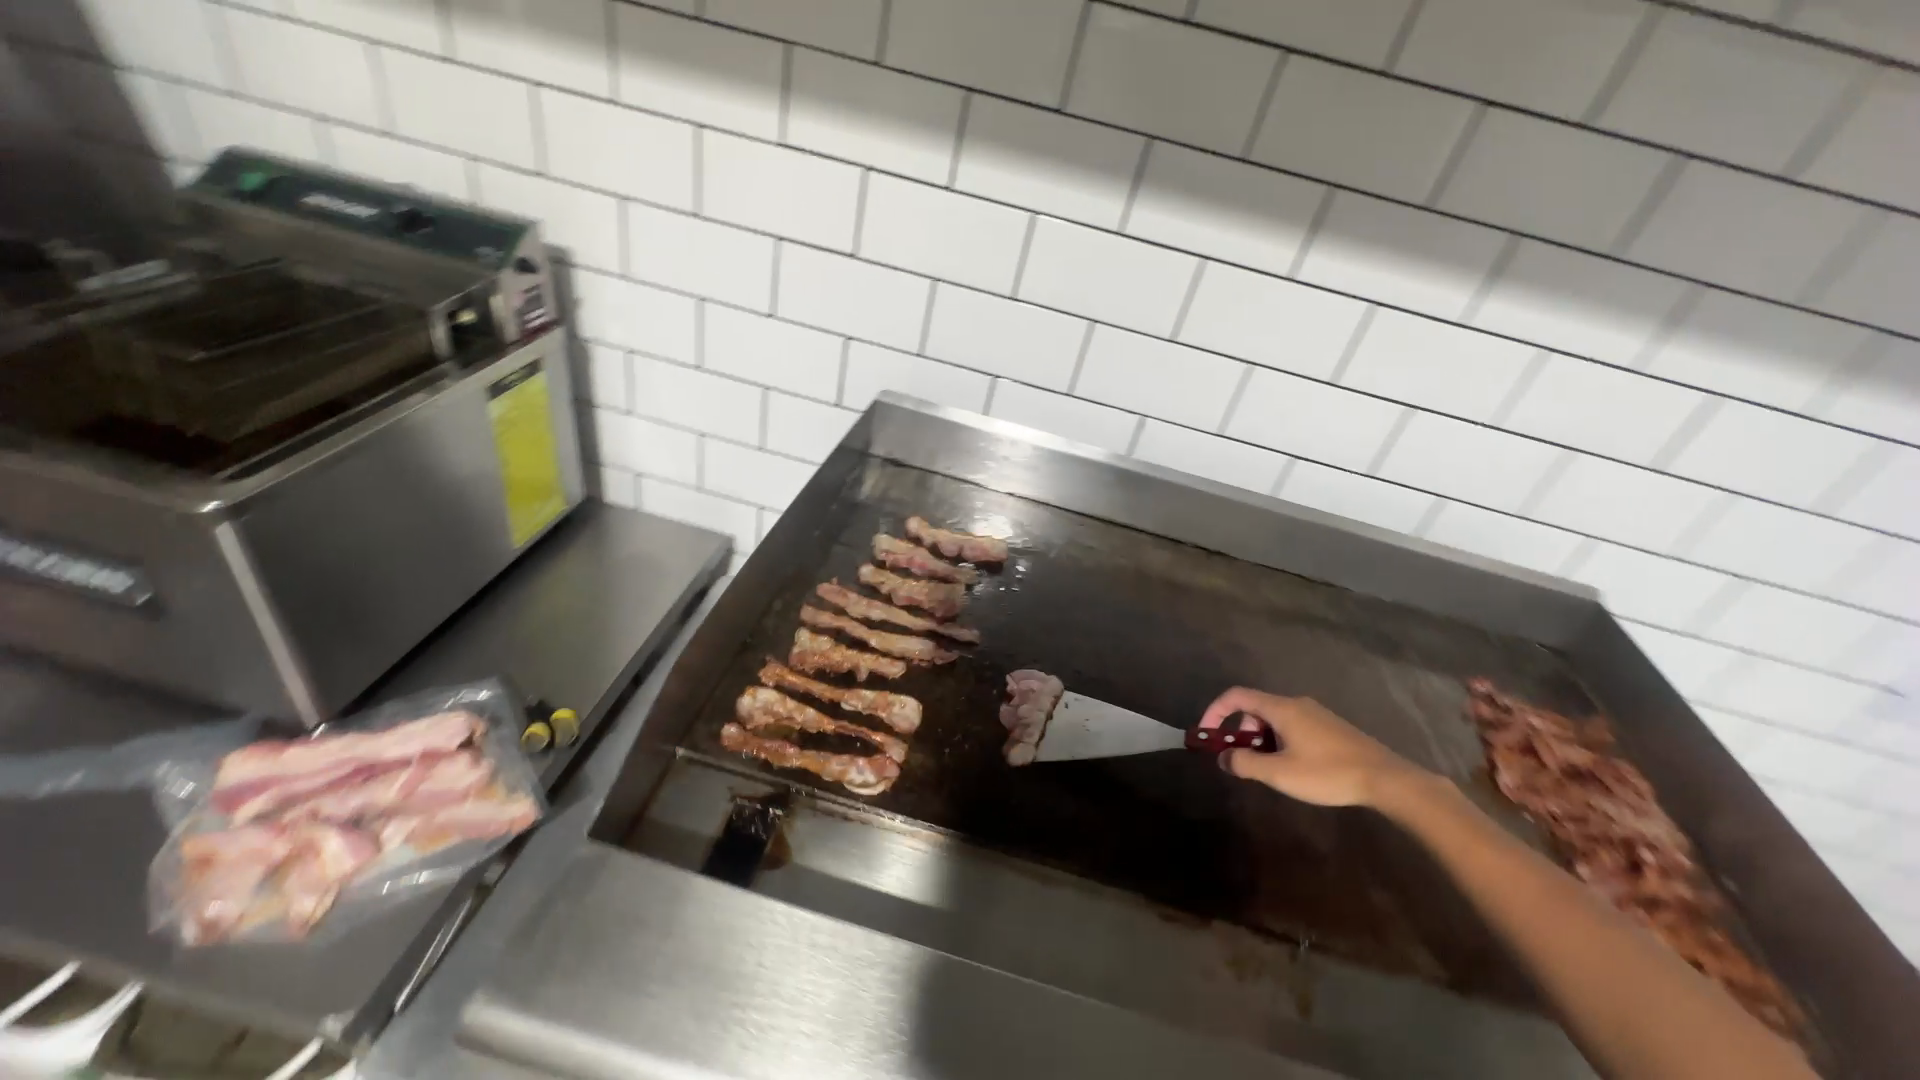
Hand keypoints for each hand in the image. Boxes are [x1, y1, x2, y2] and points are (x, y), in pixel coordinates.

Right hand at [1199, 687, 1429, 807]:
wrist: (1386, 779)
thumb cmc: (1327, 773)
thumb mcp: (1279, 773)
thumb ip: (1244, 763)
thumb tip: (1224, 757)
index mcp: (1281, 708)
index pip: (1236, 696)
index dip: (1215, 712)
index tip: (1207, 735)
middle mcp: (1297, 704)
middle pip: (1256, 709)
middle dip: (1242, 733)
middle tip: (1246, 763)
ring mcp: (1316, 714)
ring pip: (1275, 720)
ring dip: (1263, 741)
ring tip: (1273, 771)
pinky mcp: (1330, 727)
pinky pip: (1293, 727)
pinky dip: (1281, 742)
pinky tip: (1296, 768)